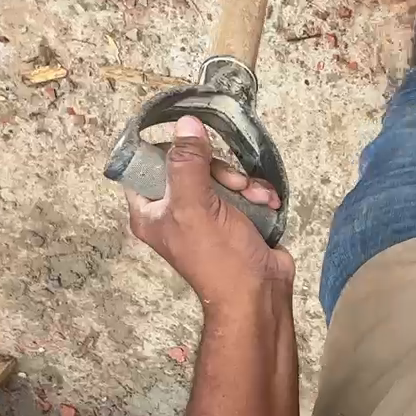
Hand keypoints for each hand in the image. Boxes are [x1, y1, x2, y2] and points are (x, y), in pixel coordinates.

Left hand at [125, 116, 291, 307]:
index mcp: (151, 211)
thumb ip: (188, 163)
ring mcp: (209, 216)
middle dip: (220, 171)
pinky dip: (258, 194)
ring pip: (222, 177)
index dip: (167, 151)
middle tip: (233, 184)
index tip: (192, 146)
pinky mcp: (237, 220)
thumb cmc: (219, 256)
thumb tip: (186, 122)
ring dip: (245, 183)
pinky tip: (269, 202)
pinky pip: (244, 192)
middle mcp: (177, 211)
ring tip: (257, 198)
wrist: (260, 292)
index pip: (146, 166)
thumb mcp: (196, 205)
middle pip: (191, 167)